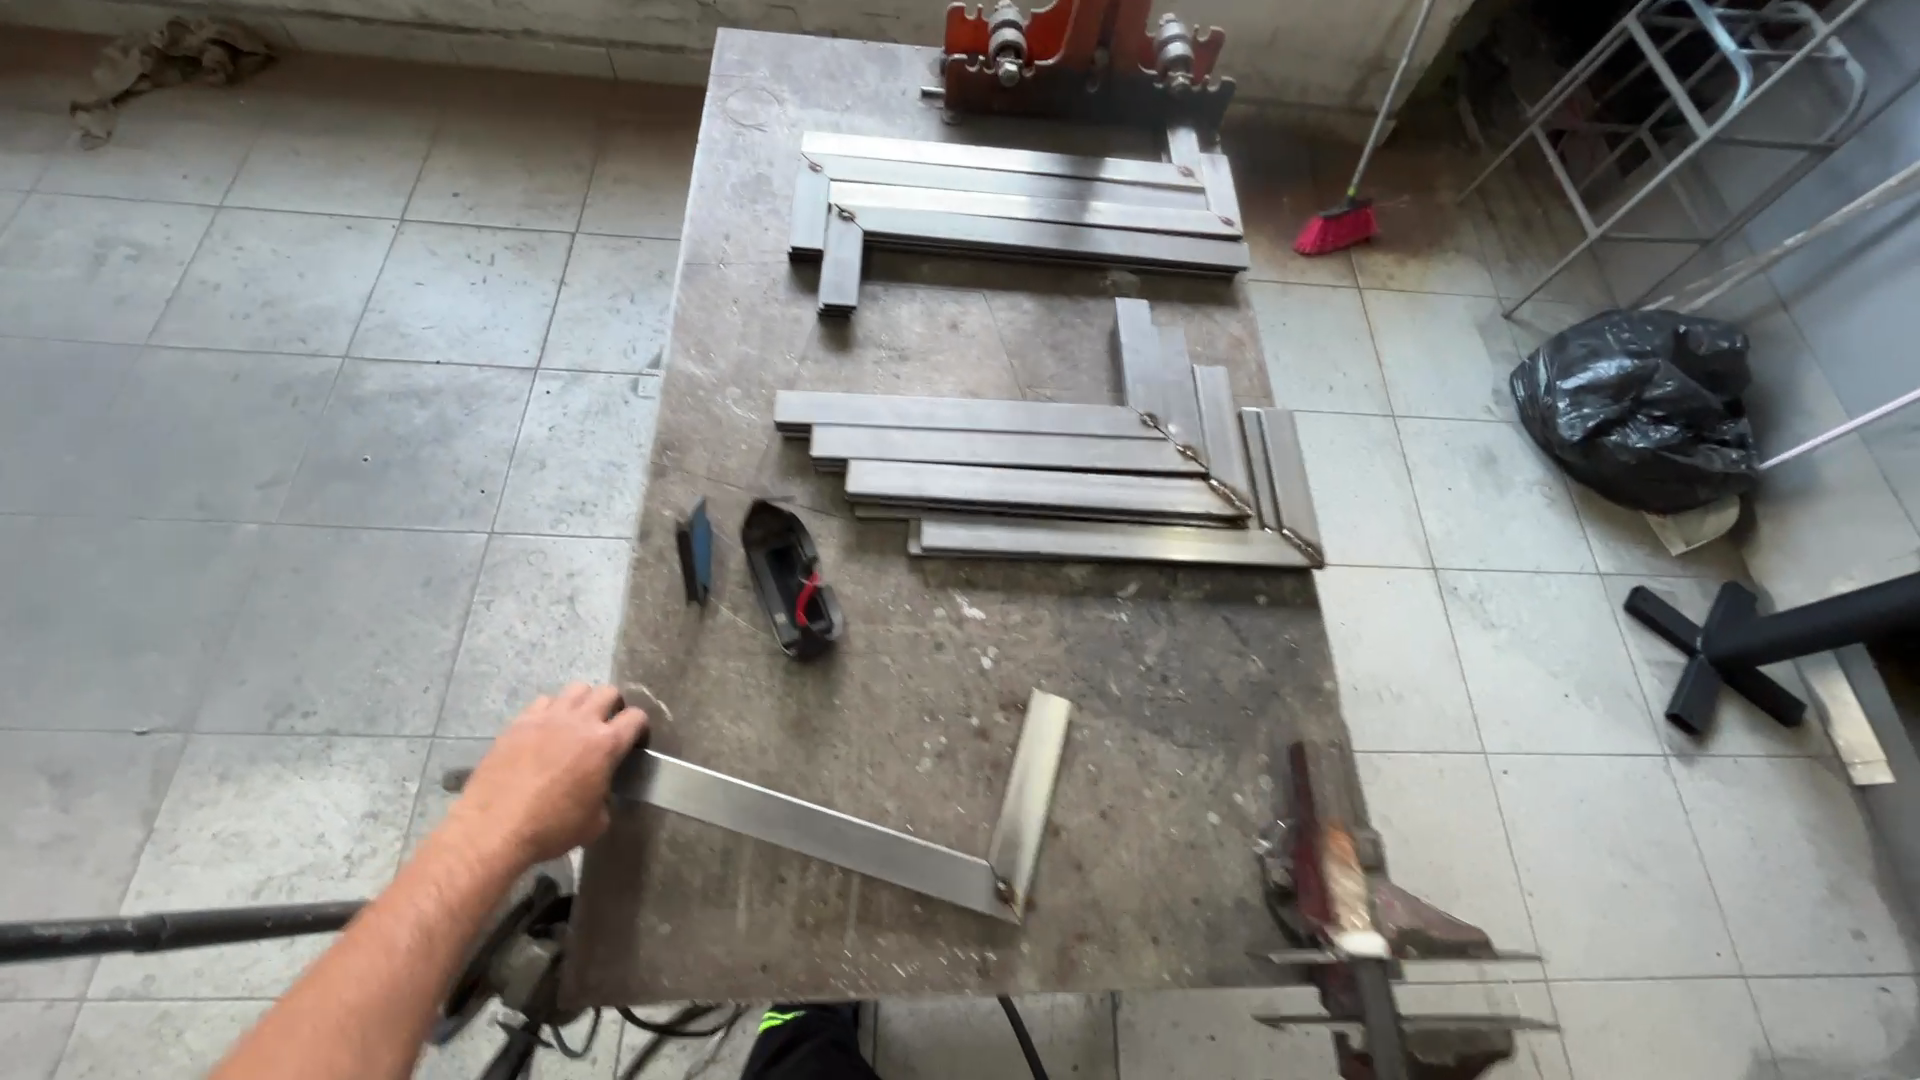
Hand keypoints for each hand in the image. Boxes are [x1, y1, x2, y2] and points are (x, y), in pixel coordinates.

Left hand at [448, 683, 647, 867]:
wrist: (493, 830)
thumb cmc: (550, 829)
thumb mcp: (594, 823)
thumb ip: (605, 798)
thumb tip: (599, 793)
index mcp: (606, 745)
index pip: (636, 717)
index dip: (639, 727)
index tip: (633, 740)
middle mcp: (581, 722)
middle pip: (608, 692)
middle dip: (613, 706)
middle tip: (606, 725)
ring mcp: (548, 718)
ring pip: (576, 688)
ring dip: (583, 702)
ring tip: (576, 721)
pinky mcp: (519, 723)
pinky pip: (543, 702)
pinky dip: (550, 710)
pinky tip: (545, 730)